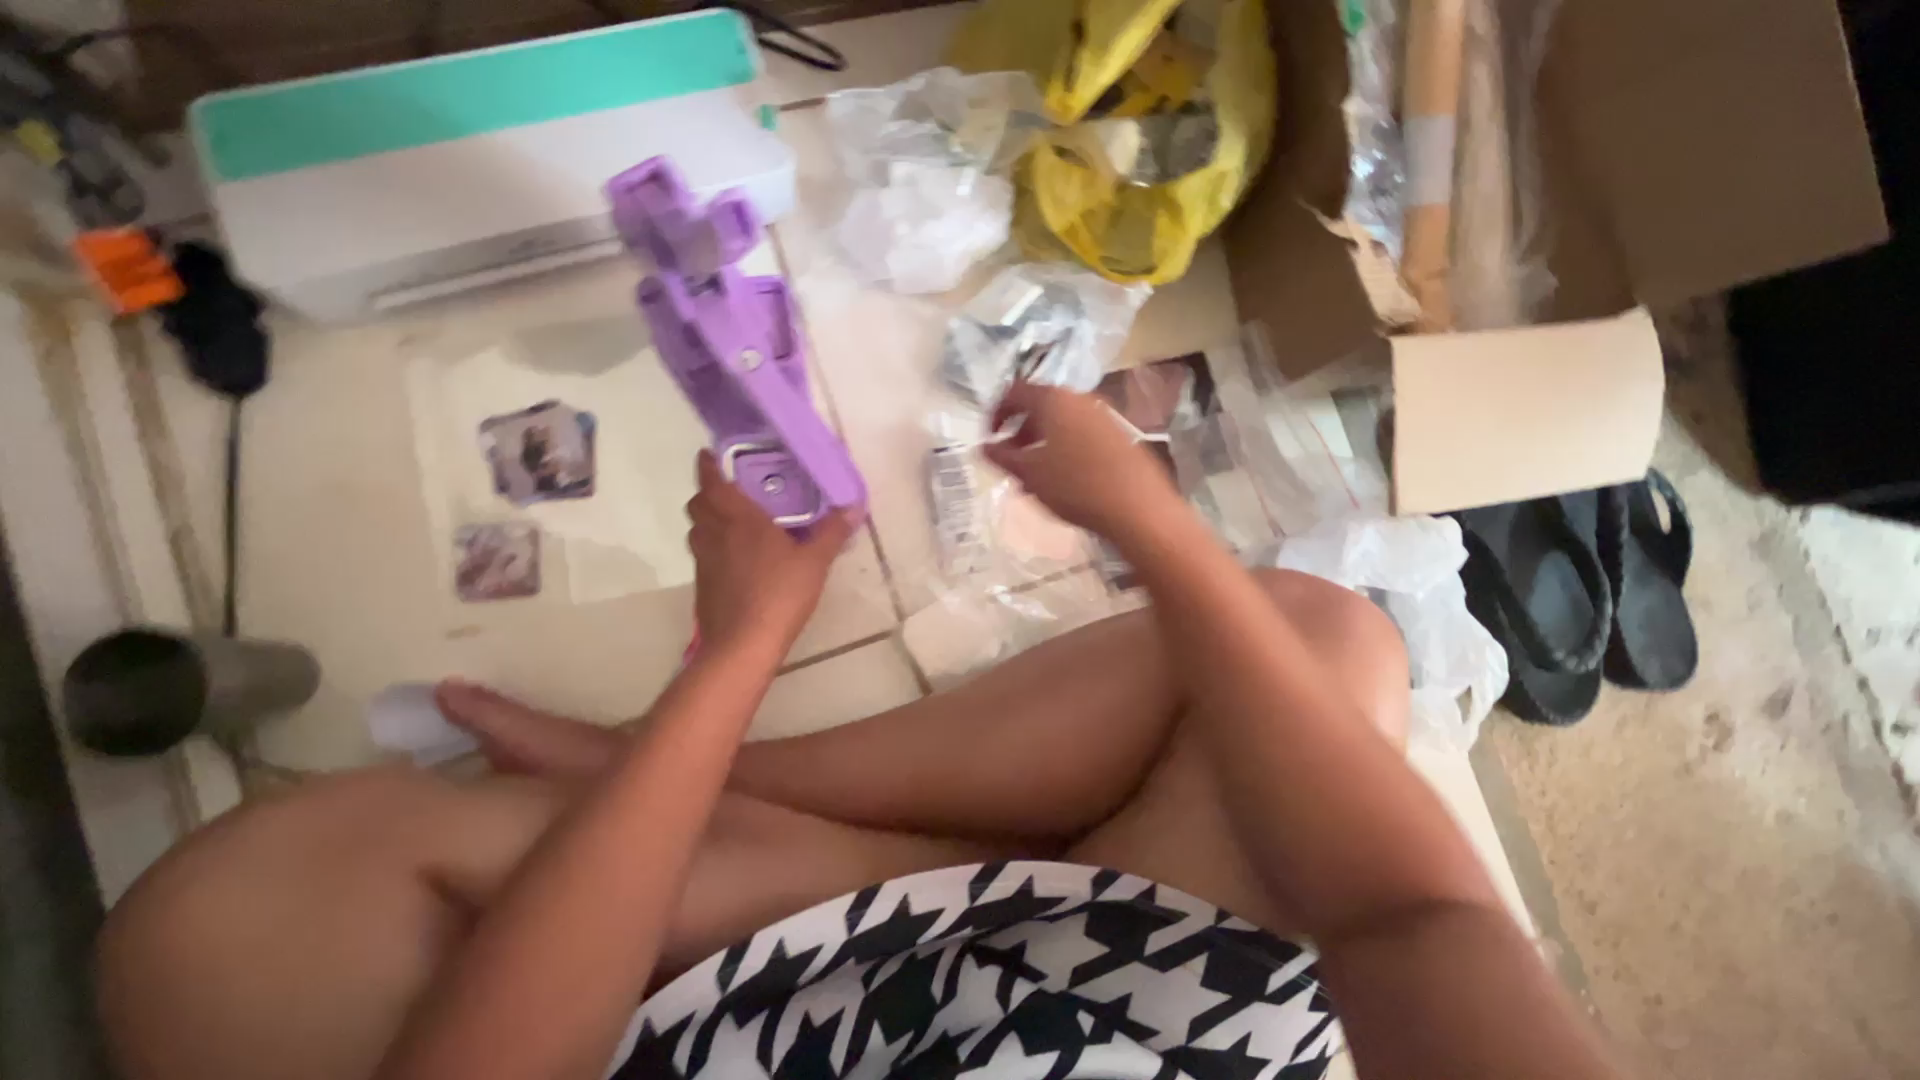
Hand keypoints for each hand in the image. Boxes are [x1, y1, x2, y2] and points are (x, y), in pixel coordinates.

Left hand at [687, 450, 855, 660]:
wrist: (742, 644)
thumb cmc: (779, 595)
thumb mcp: (814, 562)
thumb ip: (832, 532)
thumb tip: (854, 506)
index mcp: (739, 519)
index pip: (712, 481)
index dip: (709, 465)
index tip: (713, 455)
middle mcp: (714, 534)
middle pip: (698, 504)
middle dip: (709, 493)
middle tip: (732, 491)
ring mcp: (704, 561)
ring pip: (698, 529)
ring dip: (709, 520)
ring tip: (735, 523)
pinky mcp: (702, 585)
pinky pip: (703, 554)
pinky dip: (714, 547)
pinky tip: (737, 560)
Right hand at [984, 380, 1184, 538]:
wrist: (1138, 507)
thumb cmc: (1075, 486)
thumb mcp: (1029, 473)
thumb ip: (1001, 457)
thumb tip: (984, 447)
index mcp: (1053, 399)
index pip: (1014, 392)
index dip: (996, 413)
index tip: (990, 439)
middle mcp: (1080, 398)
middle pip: (1041, 406)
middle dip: (1021, 431)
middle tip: (1012, 460)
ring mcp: (1104, 416)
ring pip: (1063, 422)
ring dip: (1043, 442)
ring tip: (1036, 475)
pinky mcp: (1121, 436)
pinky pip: (1083, 434)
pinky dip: (1066, 448)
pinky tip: (1066, 480)